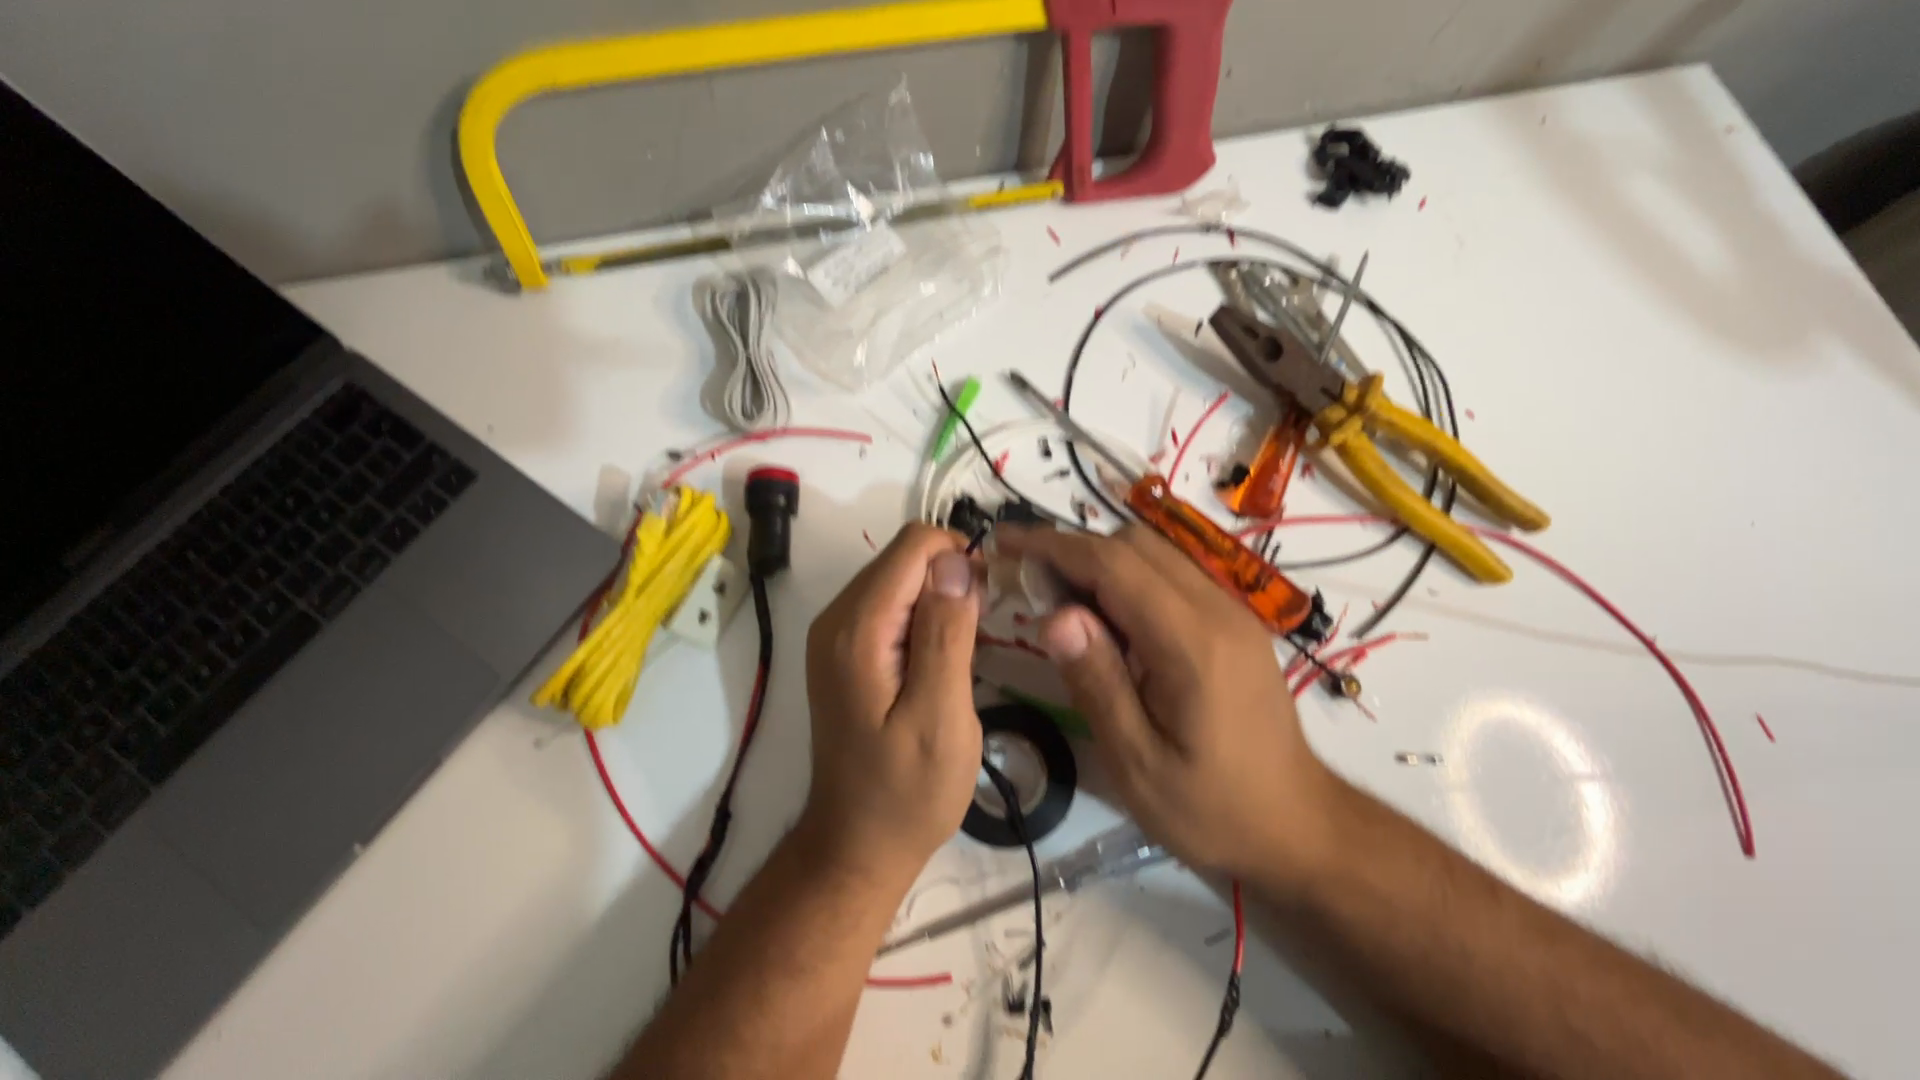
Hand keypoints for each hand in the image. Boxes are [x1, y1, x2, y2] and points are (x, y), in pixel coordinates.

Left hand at [802, 524, 983, 885]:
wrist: (858, 844)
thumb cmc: (907, 792)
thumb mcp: (940, 716)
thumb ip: (945, 634)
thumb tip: (956, 561)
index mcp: (857, 630)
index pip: (913, 546)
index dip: (962, 558)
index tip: (994, 602)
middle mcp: (836, 620)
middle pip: (904, 559)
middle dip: (952, 577)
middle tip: (987, 633)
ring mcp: (836, 636)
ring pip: (900, 579)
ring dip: (940, 599)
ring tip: (970, 651)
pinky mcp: (846, 653)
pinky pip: (891, 608)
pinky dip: (924, 619)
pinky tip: (943, 663)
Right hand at [997, 525, 1340, 886]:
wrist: (1298, 827)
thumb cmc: (1211, 808)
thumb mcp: (1137, 763)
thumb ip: (1097, 683)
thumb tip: (1055, 614)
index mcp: (1192, 644)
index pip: (1113, 565)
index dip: (1053, 546)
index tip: (1004, 542)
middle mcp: (1218, 610)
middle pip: (1136, 545)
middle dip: (1074, 551)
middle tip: (1030, 588)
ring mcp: (1233, 613)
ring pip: (1157, 553)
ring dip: (1102, 563)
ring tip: (1063, 604)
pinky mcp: (1236, 624)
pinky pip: (1174, 576)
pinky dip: (1131, 579)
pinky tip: (1110, 624)